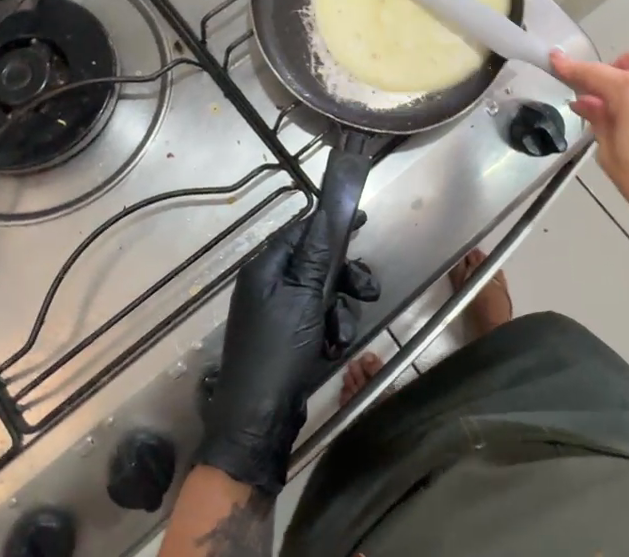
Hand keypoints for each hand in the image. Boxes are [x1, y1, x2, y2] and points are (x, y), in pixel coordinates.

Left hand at [199, 210, 378, 492]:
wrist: (258, 417)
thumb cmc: (279, 349)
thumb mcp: (304, 295)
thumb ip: (318, 253)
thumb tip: (326, 211)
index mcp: (264, 268)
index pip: (301, 231)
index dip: (332, 225)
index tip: (364, 221)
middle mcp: (266, 285)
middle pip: (316, 264)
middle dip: (345, 279)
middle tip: (370, 290)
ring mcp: (274, 313)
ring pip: (321, 295)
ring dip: (340, 312)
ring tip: (342, 334)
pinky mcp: (284, 338)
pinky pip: (316, 321)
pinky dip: (329, 332)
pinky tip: (333, 349)